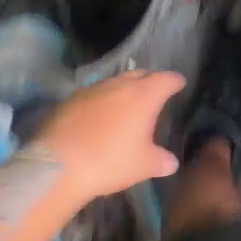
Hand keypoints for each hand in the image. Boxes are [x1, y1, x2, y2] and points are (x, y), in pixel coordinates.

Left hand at [30, 70, 184, 198]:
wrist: (60, 164)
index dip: (175, 81)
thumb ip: (161, 161)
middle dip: (150, 80)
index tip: (180, 83)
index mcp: (143, 96)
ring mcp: (94, 89)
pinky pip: (95, 94)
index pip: (165, 79)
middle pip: (140, 74)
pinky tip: (100, 116)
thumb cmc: (110, 161)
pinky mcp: (73, 98)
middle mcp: (120, 85)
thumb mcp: (143, 166)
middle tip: (154, 93)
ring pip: (115, 82)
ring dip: (124, 90)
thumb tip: (171, 162)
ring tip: (126, 105)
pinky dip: (103, 100)